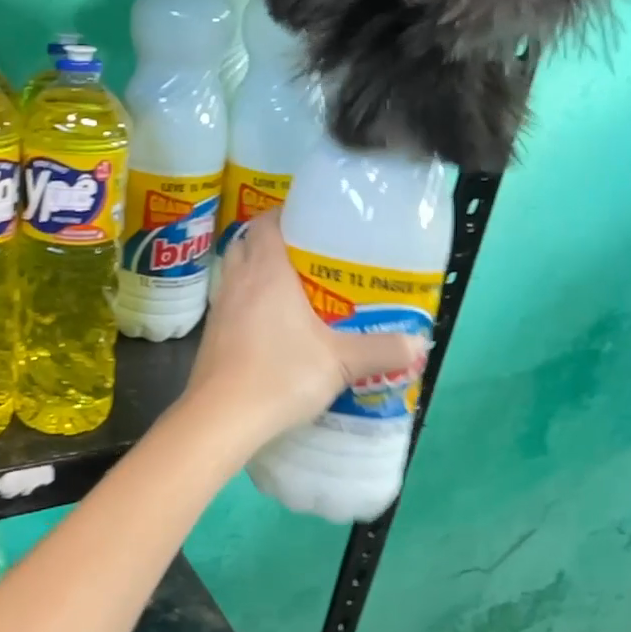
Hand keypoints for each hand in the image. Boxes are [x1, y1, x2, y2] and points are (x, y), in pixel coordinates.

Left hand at [179, 215, 426, 449]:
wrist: (221, 415)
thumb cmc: (280, 375)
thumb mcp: (340, 363)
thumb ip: (381, 349)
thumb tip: (419, 343)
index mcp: (266, 271)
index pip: (265, 223)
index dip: (284, 215)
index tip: (310, 221)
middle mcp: (238, 280)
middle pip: (246, 243)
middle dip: (272, 242)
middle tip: (306, 255)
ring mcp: (220, 306)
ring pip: (235, 272)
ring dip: (256, 272)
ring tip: (290, 288)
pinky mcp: (212, 333)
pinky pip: (230, 301)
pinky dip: (247, 301)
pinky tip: (269, 325)